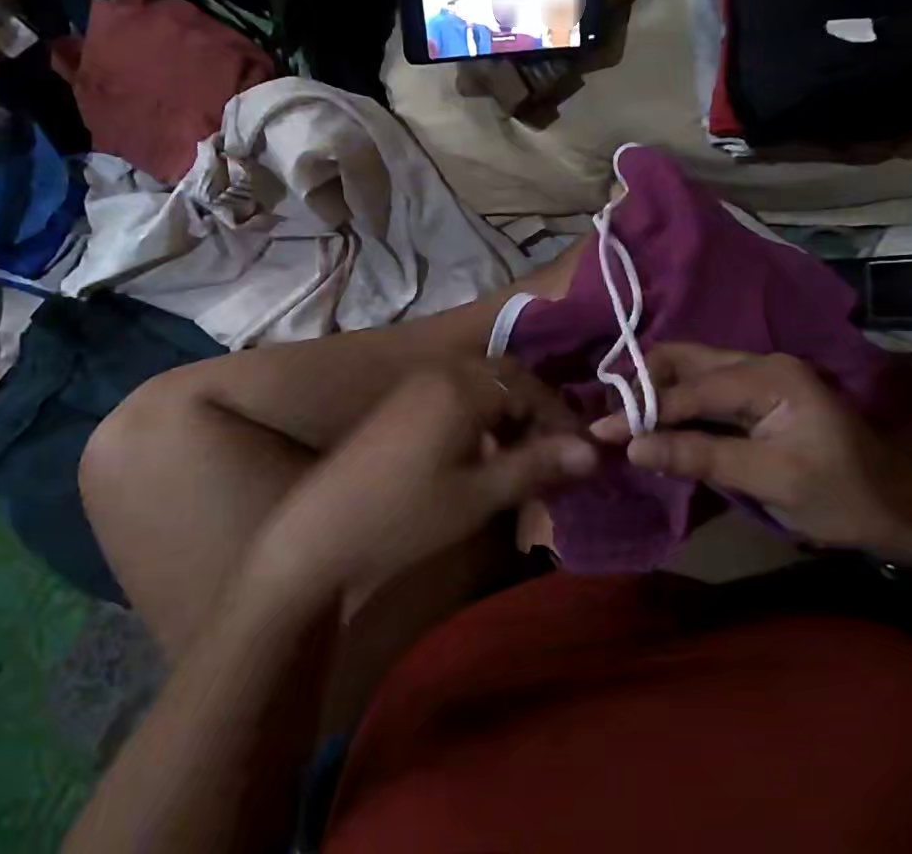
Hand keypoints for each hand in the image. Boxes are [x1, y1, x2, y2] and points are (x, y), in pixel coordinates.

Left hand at [253, 360, 596, 597]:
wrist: (316, 537)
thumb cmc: (403, 516)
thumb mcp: (478, 495)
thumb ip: (537, 466)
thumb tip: (595, 452)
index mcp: (462, 386)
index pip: (532, 388)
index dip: (563, 419)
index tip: (584, 455)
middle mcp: (440, 373)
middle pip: (508, 380)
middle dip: (538, 413)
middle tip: (557, 455)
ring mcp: (416, 386)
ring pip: (483, 387)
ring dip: (511, 416)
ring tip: (525, 459)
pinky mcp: (400, 405)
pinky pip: (457, 396)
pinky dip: (483, 418)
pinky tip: (484, 456)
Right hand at [591, 343, 911, 569]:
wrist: (898, 508)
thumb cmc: (839, 495)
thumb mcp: (769, 479)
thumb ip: (700, 456)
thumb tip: (634, 447)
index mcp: (770, 375)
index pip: (691, 388)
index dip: (643, 410)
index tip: (601, 432)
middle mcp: (762, 364)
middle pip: (688, 361)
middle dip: (643, 385)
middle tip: (607, 416)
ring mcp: (762, 378)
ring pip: (694, 372)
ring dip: (657, 392)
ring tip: (621, 418)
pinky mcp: (760, 398)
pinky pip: (707, 390)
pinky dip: (678, 403)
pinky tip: (655, 420)